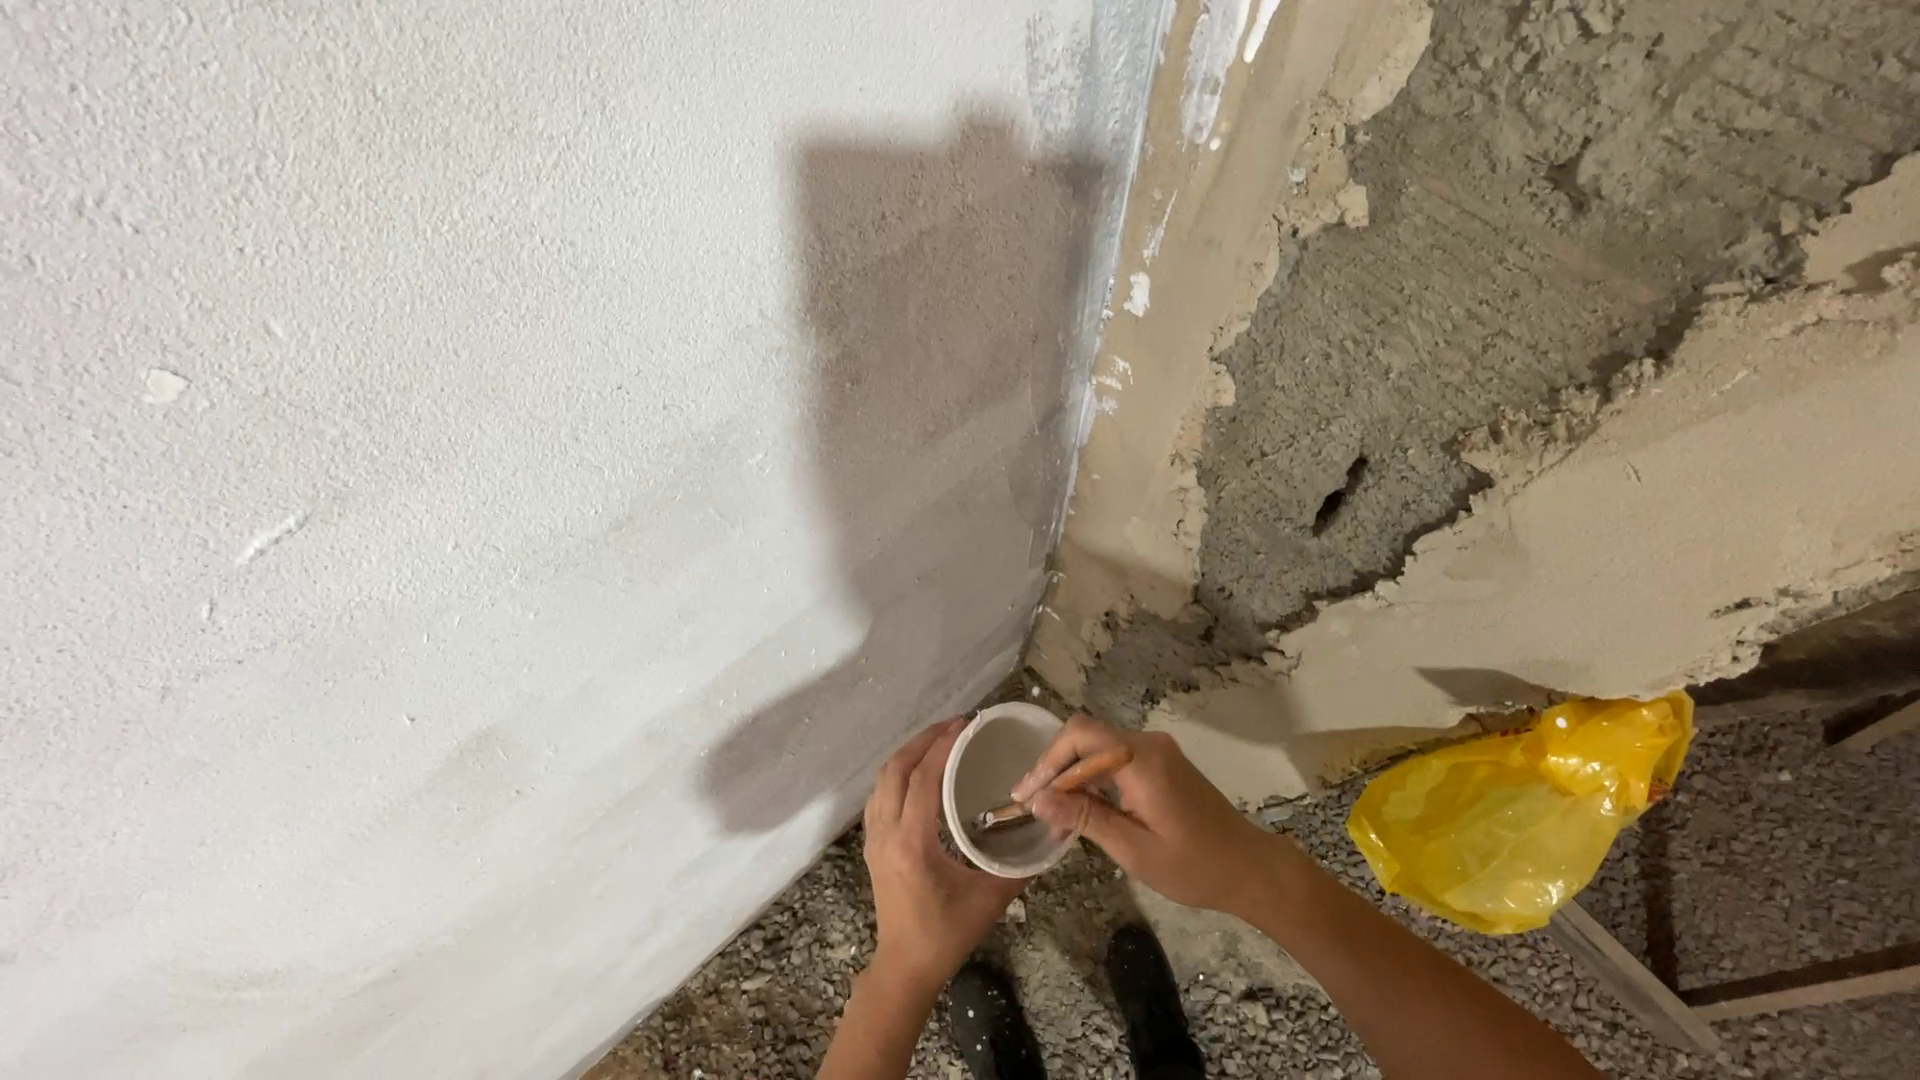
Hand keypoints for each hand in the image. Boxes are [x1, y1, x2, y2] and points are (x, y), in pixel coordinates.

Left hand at [861, 717, 1028, 990]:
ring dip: (908, 754)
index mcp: (912, 843)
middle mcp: (886, 833)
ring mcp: (874, 838)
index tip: (965, 725)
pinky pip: (879, 795)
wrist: (905, 966)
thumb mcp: (991, 899)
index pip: (922, 779)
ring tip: (939, 741)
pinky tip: (920, 772)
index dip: (942, 747)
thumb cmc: (948, 934)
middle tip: (955, 726)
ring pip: (882, 780)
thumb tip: (1051, 831)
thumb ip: (1020, 865)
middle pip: (895, 769)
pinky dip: (898, 773)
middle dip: (923, 741)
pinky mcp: (872, 844)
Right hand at [1017, 713, 1305, 916]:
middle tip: (1035, 804)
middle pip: (1086, 736)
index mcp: (1142, 761)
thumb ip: (1085, 817)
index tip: (1027, 795)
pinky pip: (1116, 757)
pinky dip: (1093, 776)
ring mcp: (1158, 750)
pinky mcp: (1162, 761)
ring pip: (1098, 745)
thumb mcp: (1133, 849)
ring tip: (1053, 812)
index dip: (1047, 761)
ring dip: (1072, 773)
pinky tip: (1082, 807)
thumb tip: (1039, 799)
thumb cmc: (1193, 866)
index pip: (1080, 736)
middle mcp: (1148, 744)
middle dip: (1055, 766)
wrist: (1250, 867)